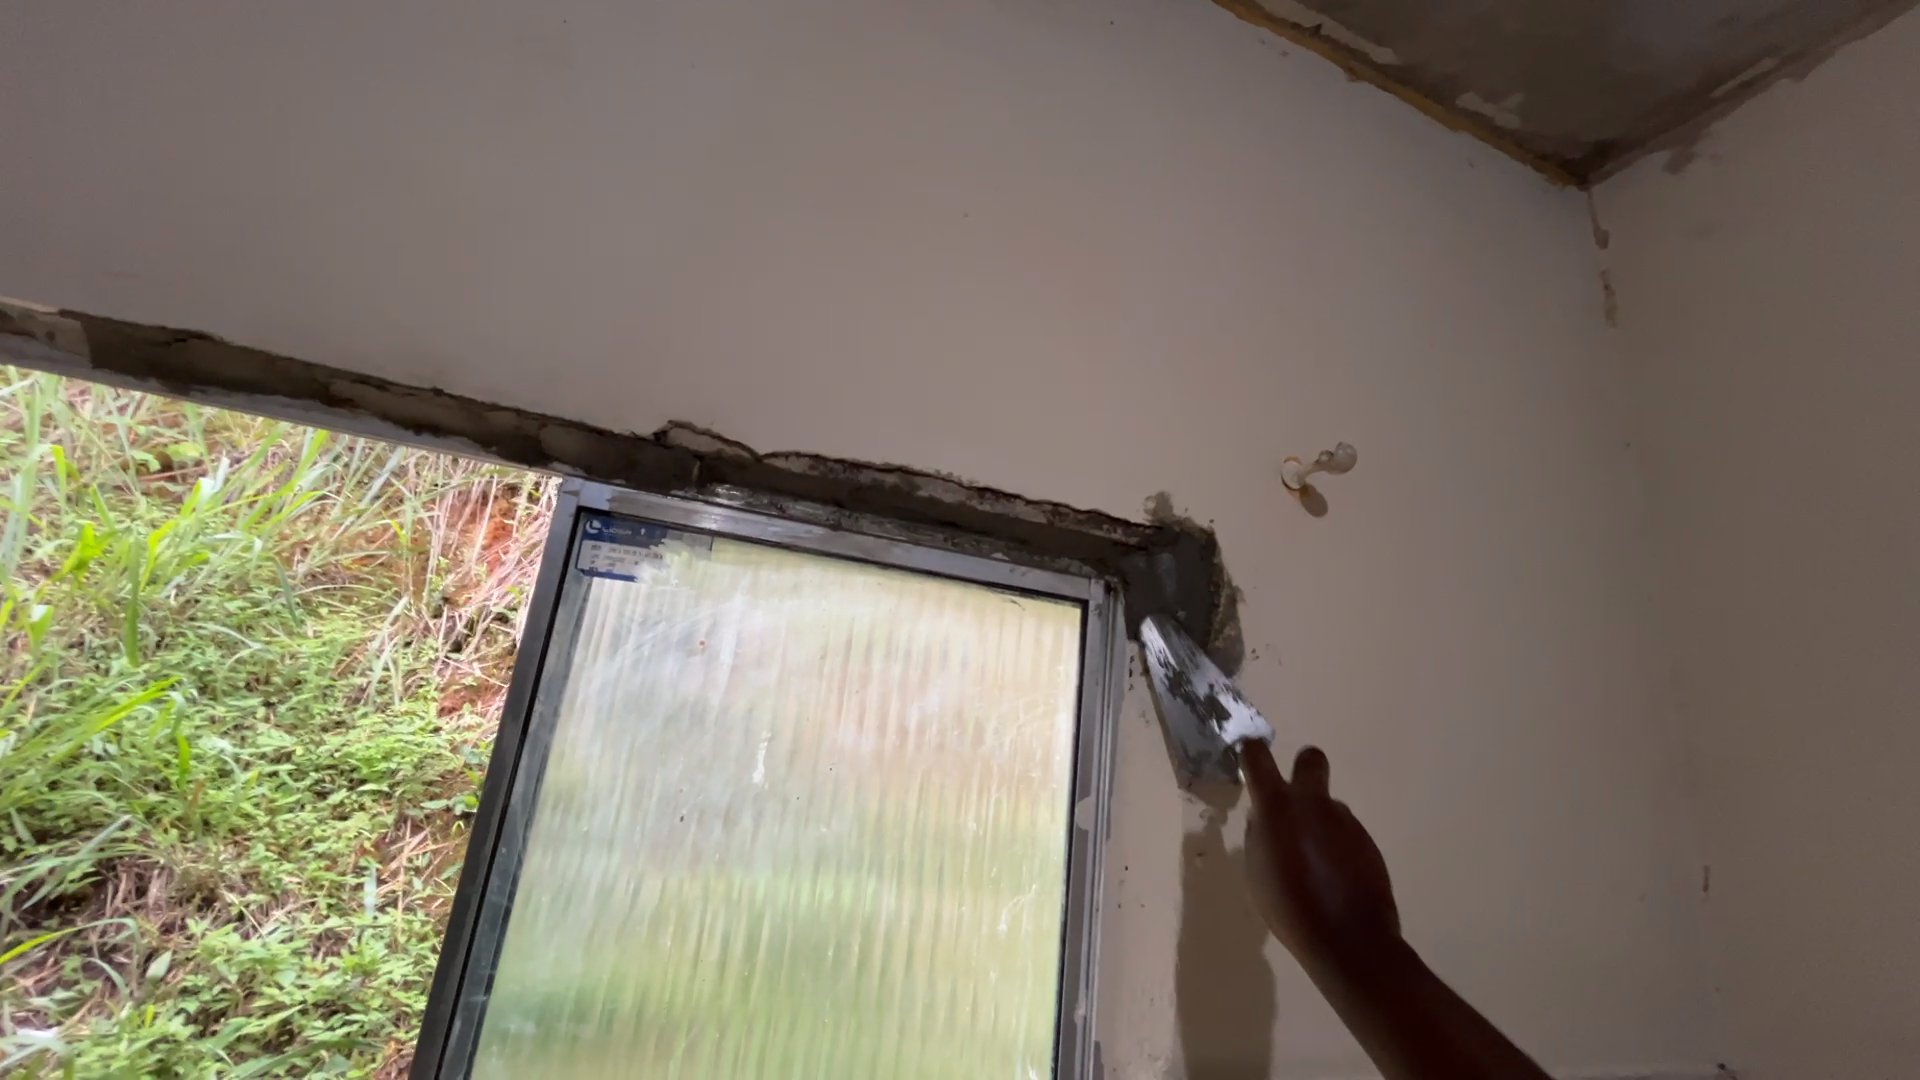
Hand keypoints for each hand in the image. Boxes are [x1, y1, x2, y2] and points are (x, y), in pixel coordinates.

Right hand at [1240, 741, 1399, 970]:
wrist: (1349, 940)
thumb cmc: (1288, 906)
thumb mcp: (1256, 869)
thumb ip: (1259, 835)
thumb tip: (1265, 820)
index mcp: (1277, 807)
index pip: (1258, 756)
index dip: (1252, 751)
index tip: (1249, 756)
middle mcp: (1313, 804)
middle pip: (1311, 760)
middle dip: (1304, 766)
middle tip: (1297, 794)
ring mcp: (1345, 822)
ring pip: (1328, 806)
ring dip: (1320, 822)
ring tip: (1315, 862)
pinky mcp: (1368, 843)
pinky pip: (1345, 833)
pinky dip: (1337, 847)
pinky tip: (1335, 878)